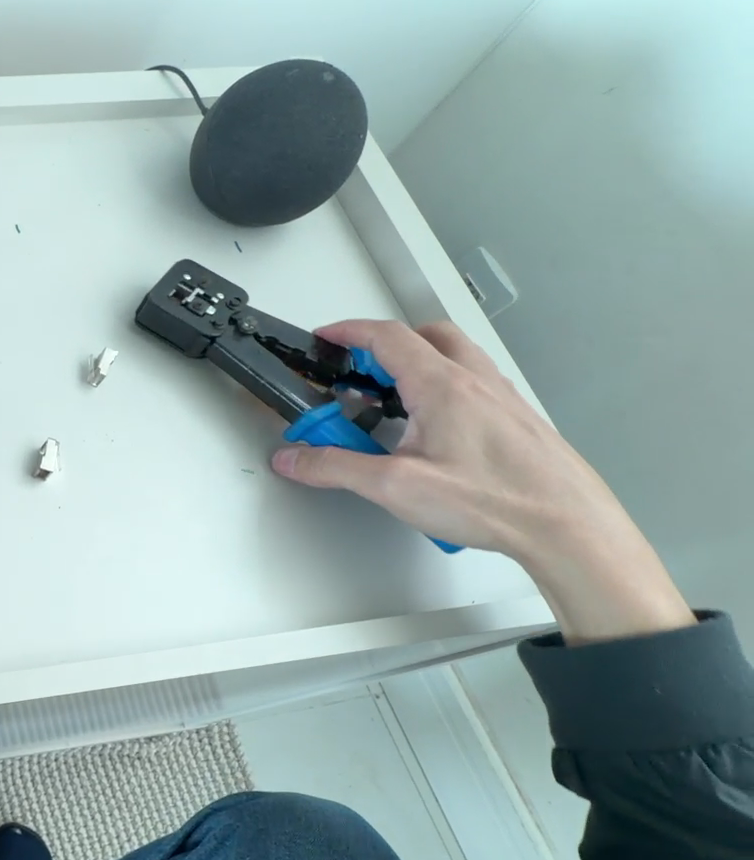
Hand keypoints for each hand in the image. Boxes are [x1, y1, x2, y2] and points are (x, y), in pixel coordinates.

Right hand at [272, 319, 691, 643]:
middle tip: (357, 369)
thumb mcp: (393, 486)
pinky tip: (424, 429)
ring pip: (454, 358)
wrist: (566, 527)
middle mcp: (476, 383)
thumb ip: (334, 467)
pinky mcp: (513, 421)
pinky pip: (471, 386)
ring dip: (415, 365)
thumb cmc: (493, 501)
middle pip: (428, 336)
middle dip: (386, 343)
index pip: (389, 338)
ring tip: (386, 402)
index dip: (350, 332)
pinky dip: (438, 390)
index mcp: (443, 386)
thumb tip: (293, 458)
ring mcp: (501, 400)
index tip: (326, 336)